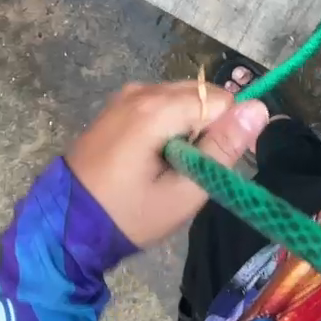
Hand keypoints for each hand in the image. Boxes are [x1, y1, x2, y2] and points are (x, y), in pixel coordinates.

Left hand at [66, 80, 269, 246]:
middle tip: (191, 170)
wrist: (61, 229)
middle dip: (209, 128)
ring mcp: (128, 95)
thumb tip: (260, 109)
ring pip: (187, 98)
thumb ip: (223, 148)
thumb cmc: (127, 215)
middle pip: (205, 95)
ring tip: (171, 166)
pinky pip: (165, 103)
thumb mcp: (183, 193)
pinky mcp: (120, 104)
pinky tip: (156, 156)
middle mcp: (143, 91)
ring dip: (191, 127)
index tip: (210, 167)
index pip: (223, 102)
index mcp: (157, 109)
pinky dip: (172, 124)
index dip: (226, 134)